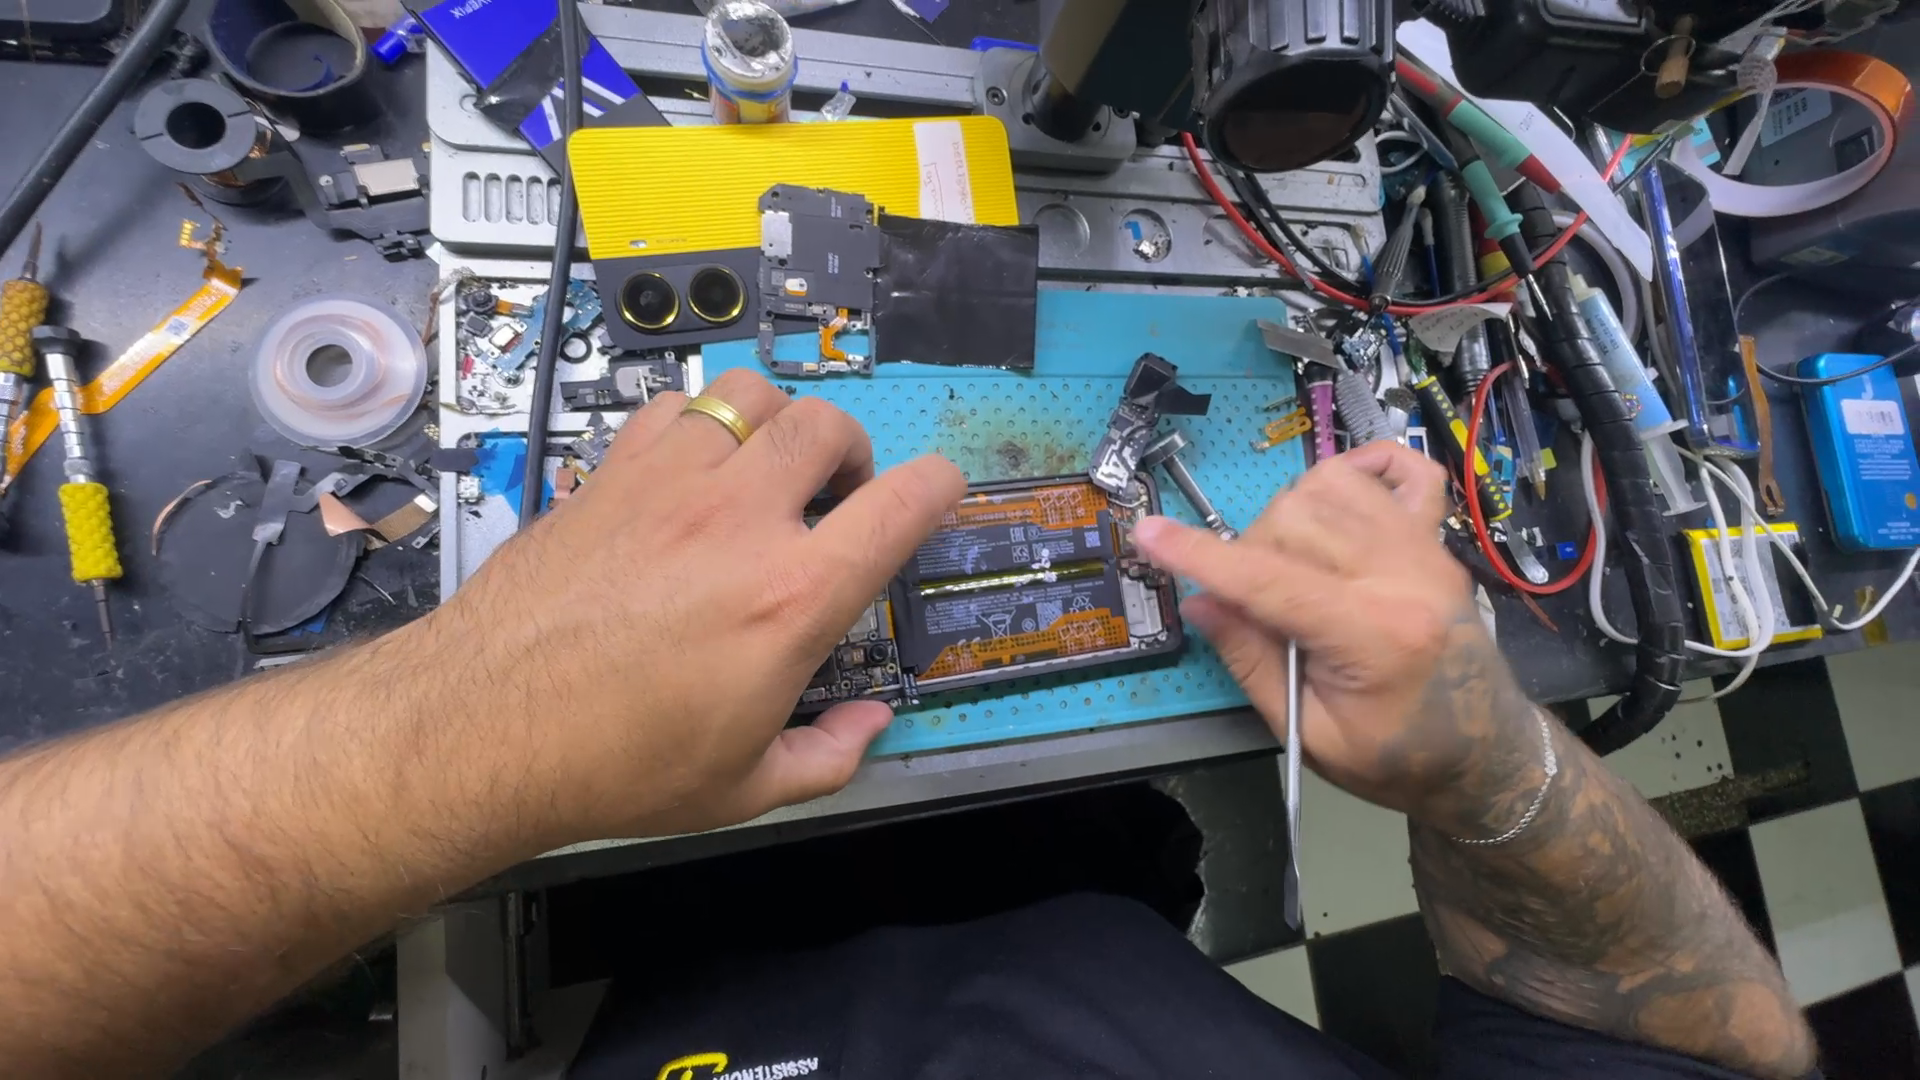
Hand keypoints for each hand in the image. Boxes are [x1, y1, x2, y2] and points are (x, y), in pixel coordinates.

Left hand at [427, 370, 963, 843]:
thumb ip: (831, 755)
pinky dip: (706, 424)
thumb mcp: (747, 789)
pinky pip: (678, 407)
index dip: (939, 486)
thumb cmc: (621, 766)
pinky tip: (696, 471)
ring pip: (753, 397)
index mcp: (793, 598)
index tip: (936, 494)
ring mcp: (672, 485)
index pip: (901, 505)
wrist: (476, 731)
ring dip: (781, 427)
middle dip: (853, 455)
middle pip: (829, 427)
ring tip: (768, 472)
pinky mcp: (613, 473)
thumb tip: (873, 723)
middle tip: (835, 501)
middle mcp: (741, 521)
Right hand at [1130, 441, 1505, 822]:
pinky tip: (1336, 495)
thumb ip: (1252, 662)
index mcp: (1374, 635)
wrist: (1488, 758)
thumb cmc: (1396, 760)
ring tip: (1286, 563)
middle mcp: (1404, 575)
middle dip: (1245, 552)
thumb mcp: (1309, 734)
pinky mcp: (1436, 540)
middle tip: (1250, 603)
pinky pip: (1402, 469)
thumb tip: (1199, 603)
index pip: (1269, 580)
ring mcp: (1425, 549)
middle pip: (1293, 519)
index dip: (1200, 556)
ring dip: (1285, 516)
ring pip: (1328, 485)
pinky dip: (1359, 468)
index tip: (1148, 534)